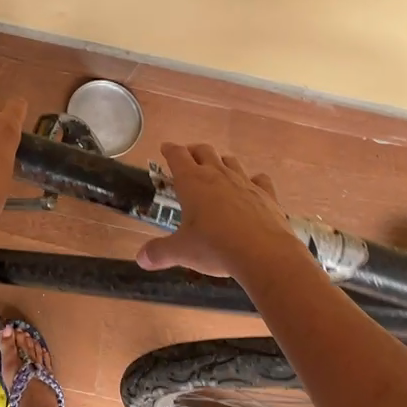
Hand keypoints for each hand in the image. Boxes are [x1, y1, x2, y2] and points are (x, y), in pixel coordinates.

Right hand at [136, 143, 300, 277]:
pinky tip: (253, 187)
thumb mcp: (182, 251)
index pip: (177, 155)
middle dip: (194, 152)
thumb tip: (141, 259)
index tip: (165, 148)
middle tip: (189, 158)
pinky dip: (254, 180)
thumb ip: (160, 252)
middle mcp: (217, 174)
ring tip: (217, 170)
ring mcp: (244, 182)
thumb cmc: (214, 246)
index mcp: (192, 181)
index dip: (170, 150)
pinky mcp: (266, 194)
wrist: (263, 253)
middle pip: (204, 151)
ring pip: (230, 161)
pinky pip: (260, 179)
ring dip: (221, 162)